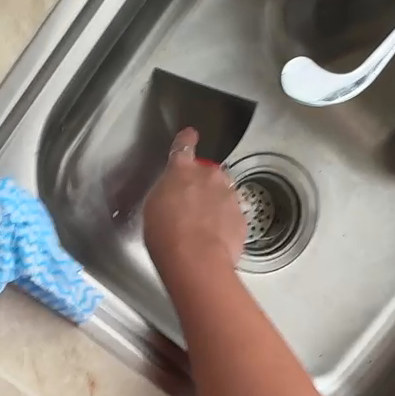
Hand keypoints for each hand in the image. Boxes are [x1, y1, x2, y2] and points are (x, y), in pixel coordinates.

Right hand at [143, 128, 244, 277]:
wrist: (196, 260)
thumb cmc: (167, 236)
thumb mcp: (153, 209)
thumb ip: (166, 192)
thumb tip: (173, 194)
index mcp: (181, 171)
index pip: (184, 147)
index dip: (186, 140)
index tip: (190, 135)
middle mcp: (209, 177)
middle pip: (208, 173)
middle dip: (203, 185)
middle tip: (191, 206)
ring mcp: (229, 196)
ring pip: (223, 194)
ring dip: (215, 206)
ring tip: (203, 229)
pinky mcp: (241, 218)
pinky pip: (232, 217)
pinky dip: (224, 225)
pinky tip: (214, 240)